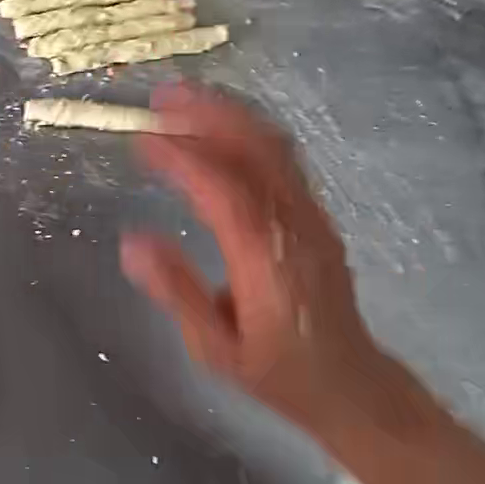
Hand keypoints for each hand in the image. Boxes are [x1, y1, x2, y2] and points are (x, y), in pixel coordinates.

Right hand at [119, 80, 402, 434]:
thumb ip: (176, 291)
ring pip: (273, 148)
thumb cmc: (276, 372)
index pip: (225, 192)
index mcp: (268, 260)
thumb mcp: (214, 347)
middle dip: (208, 116)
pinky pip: (281, 159)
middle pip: (257, 152)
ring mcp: (310, 218)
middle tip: (160, 98)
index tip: (142, 140)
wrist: (353, 386)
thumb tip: (132, 240)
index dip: (183, 159)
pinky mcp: (313, 216)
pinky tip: (217, 126)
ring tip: (181, 100)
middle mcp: (295, 228)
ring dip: (227, 116)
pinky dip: (245, 131)